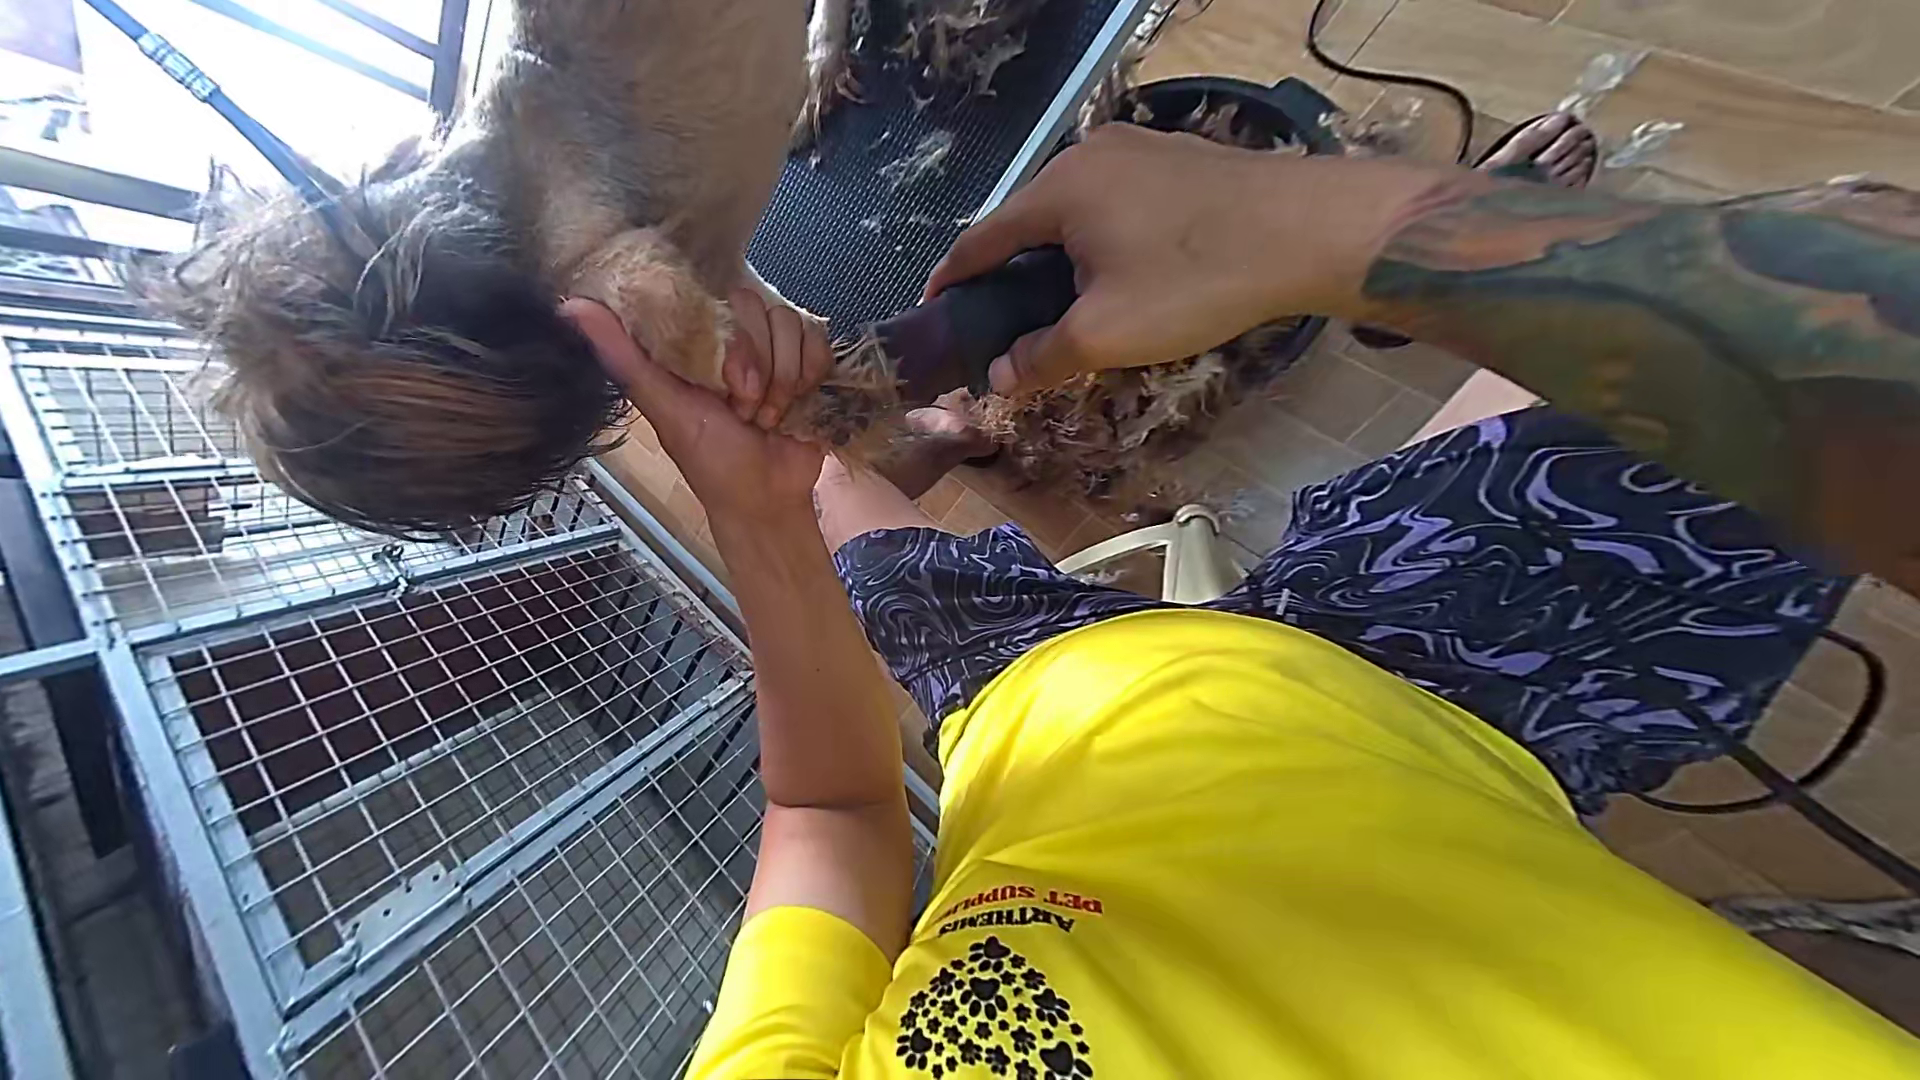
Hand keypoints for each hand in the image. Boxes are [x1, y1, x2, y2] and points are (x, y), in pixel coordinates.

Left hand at [563, 297, 824, 525]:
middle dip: (764, 368)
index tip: (731, 388)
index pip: (721, 300)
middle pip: (764, 309)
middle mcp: (740, 340)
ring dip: (788, 380)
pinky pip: (821, 344)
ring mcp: (778, 352)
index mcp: (700, 343)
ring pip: (794, 326)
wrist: (768, 499)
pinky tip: (798, 404)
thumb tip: (570, 305)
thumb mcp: (668, 412)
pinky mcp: (811, 368)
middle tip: (750, 408)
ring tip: (773, 415)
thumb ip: (627, 360)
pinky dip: (812, 377)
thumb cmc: (715, 463)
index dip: (736, 343)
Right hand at [925, 124, 1430, 393]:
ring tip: (1050, 304)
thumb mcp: (1104, 334)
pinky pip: (1106, 205)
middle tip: (998, 319)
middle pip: (1024, 222)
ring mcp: (1134, 150)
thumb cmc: (1191, 282)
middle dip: (1003, 272)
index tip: (933, 306)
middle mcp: (1088, 156)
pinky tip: (1104, 274)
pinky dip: (1088, 243)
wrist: (1308, 232)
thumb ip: (1041, 357)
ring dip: (1049, 259)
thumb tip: (999, 378)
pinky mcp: (1171, 161)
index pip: (982, 238)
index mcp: (1058, 190)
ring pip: (1067, 213)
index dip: (952, 277)